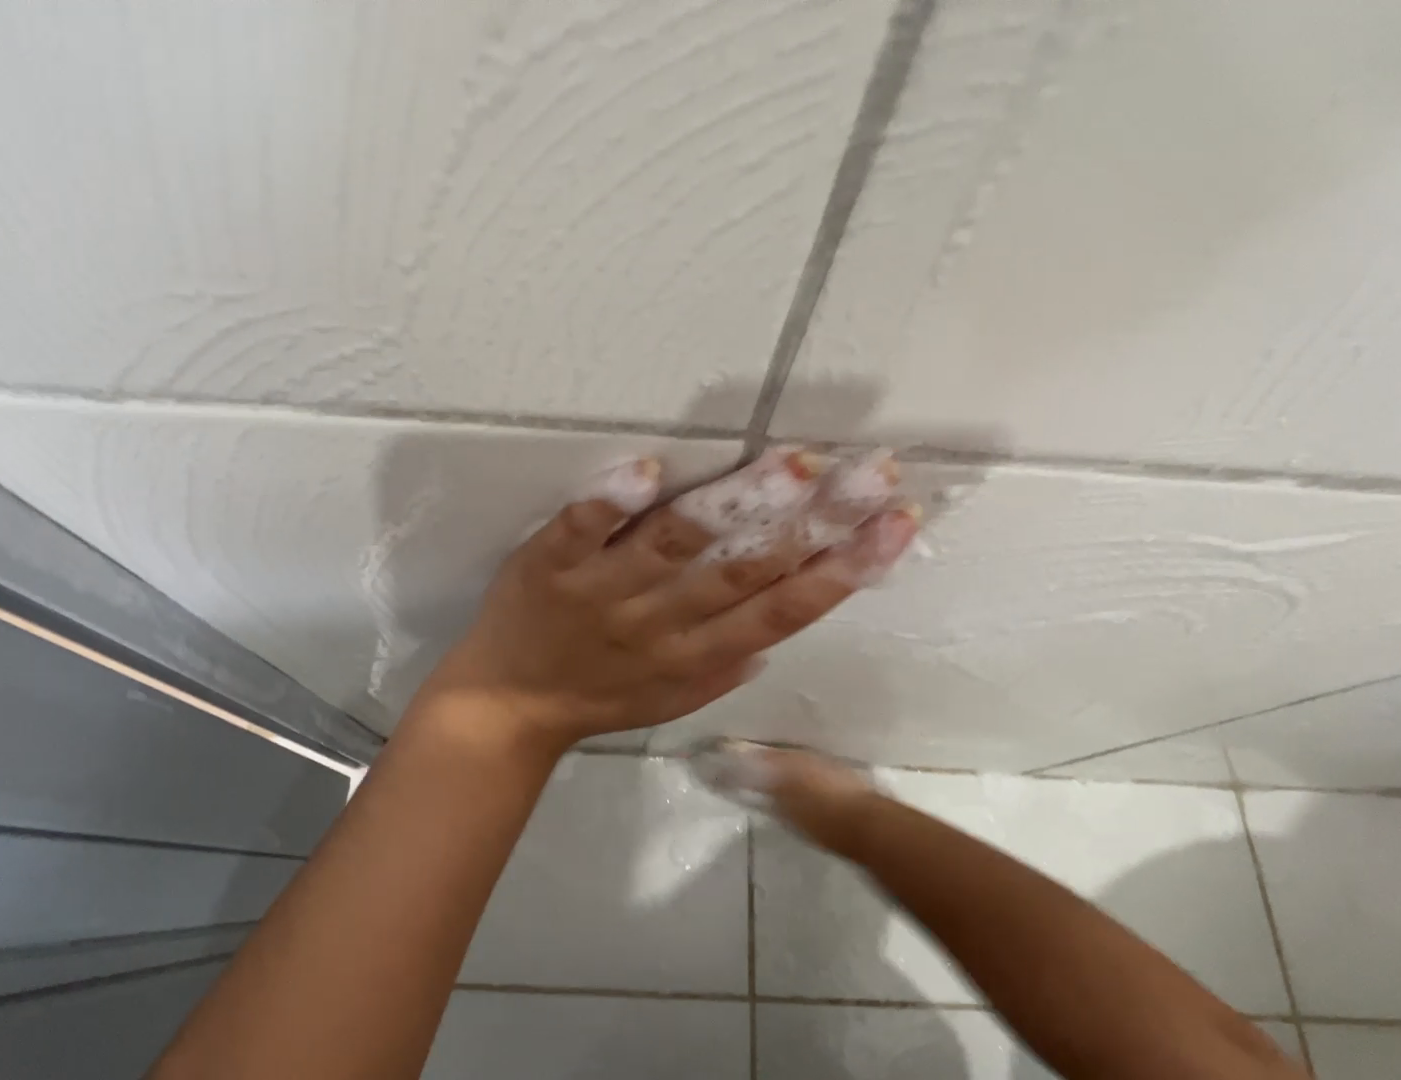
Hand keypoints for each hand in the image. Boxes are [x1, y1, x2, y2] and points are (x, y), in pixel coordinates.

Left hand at [411, 447, 919, 753]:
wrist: (503, 711)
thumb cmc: (595, 700)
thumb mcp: (668, 703)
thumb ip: (723, 670)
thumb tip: (776, 642)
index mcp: (697, 653)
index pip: (785, 609)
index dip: (845, 569)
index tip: (897, 523)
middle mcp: (662, 621)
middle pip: (748, 569)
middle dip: (817, 523)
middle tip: (875, 474)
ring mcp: (604, 591)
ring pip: (678, 545)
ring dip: (736, 505)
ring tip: (793, 464)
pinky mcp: (550, 565)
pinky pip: (582, 531)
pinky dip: (614, 504)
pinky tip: (651, 469)